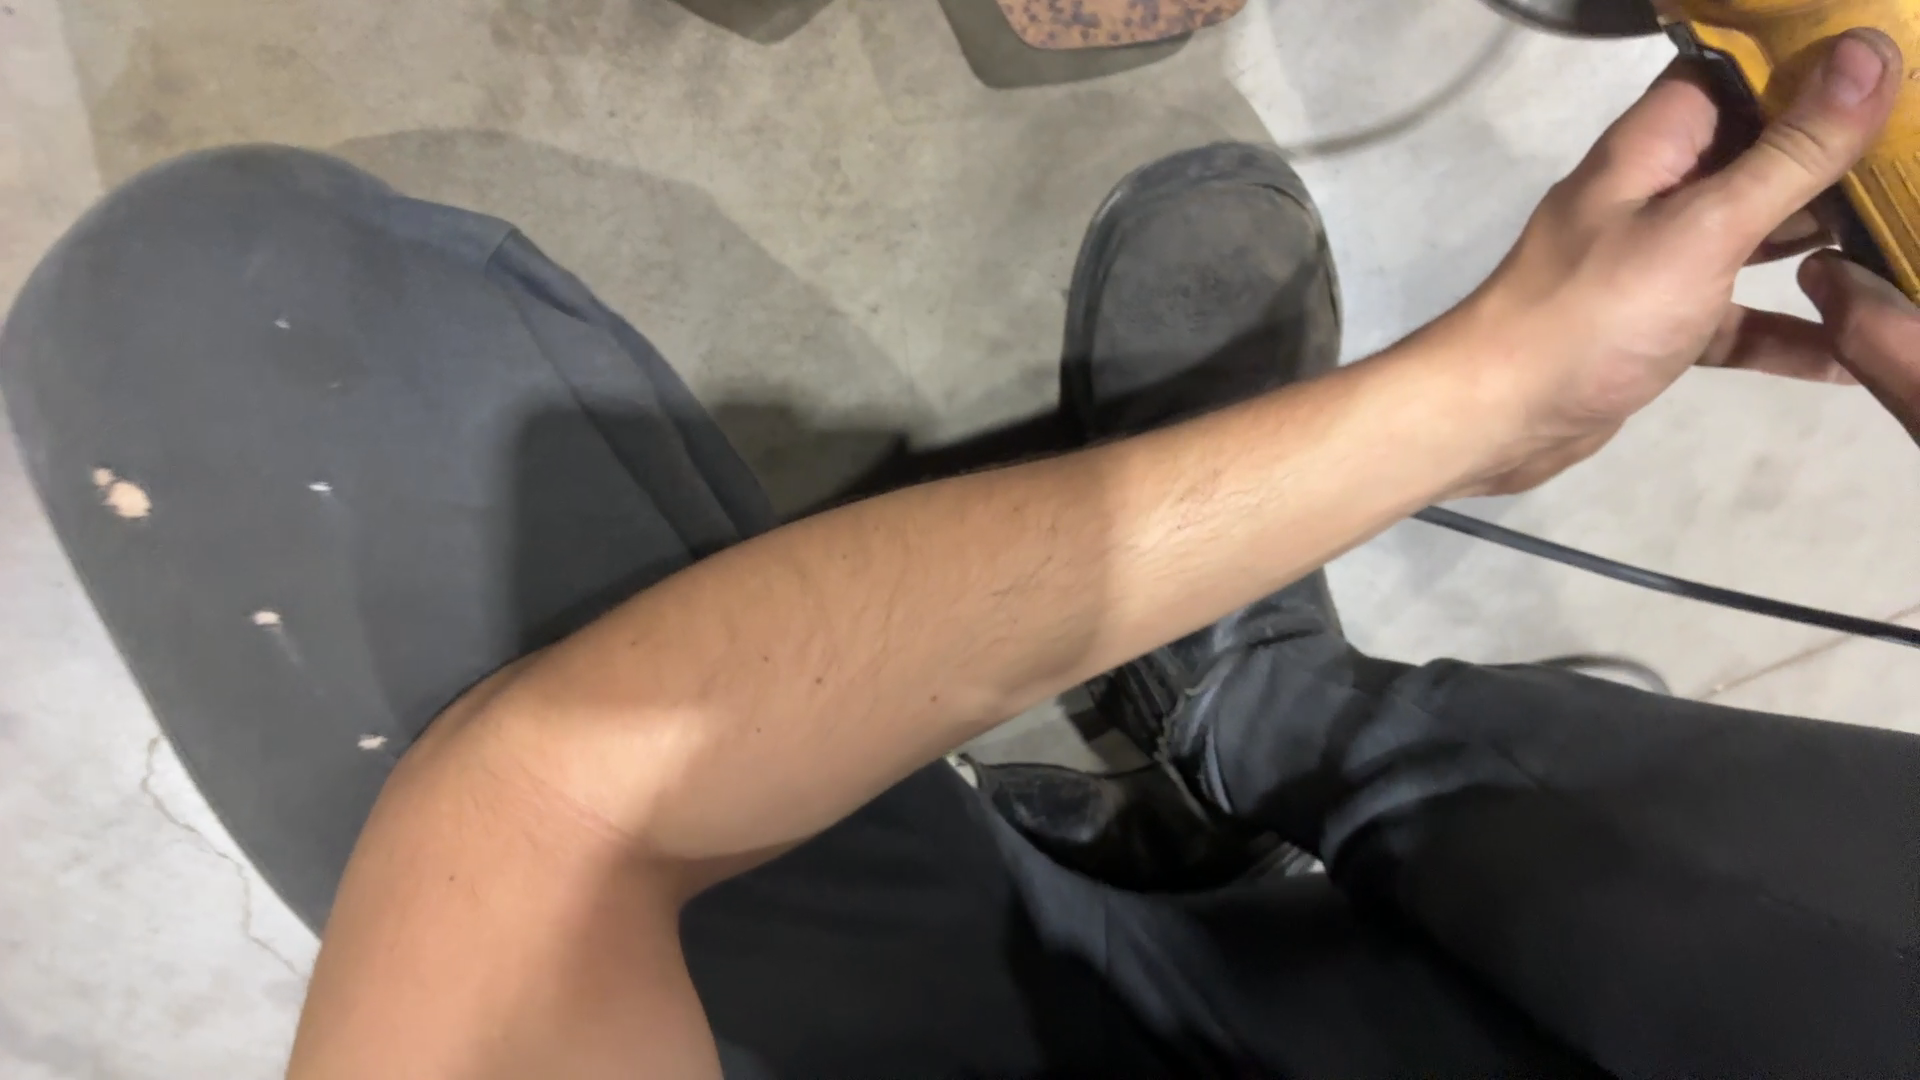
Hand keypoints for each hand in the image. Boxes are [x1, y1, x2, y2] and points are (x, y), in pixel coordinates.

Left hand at [1442, 29, 1902, 495]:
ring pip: (1754, 242)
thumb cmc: (1586, 316)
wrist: (1490, 417)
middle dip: (1846, 155)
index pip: (1730, 76)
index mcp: (1646, 156)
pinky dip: (1787, 334)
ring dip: (1831, 244)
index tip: (1905, 56)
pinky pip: (1732, 323)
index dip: (1812, 58)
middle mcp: (1644, 205)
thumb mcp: (1698, 226)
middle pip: (1758, 157)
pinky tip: (1858, 353)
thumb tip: (1869, 50)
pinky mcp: (1650, 334)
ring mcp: (1647, 272)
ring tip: (1914, 239)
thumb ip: (1786, 151)